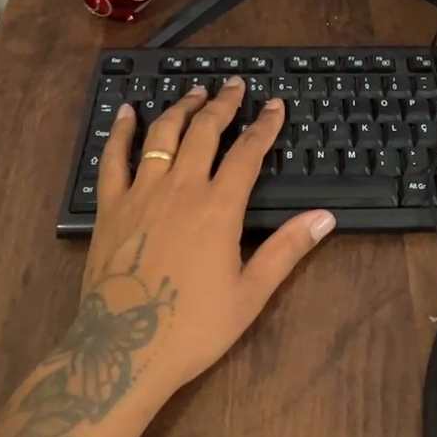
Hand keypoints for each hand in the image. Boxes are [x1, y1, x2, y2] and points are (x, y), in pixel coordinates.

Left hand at [0, 79, 333, 436]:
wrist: (123, 351)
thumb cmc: (193, 327)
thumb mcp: (250, 294)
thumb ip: (287, 249)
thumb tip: (325, 217)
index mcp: (218, 207)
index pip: (248, 153)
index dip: (264, 125)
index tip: (275, 105)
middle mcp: (181, 188)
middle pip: (205, 131)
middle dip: (223, 103)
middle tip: (234, 85)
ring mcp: (142, 193)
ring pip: (163, 135)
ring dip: (181, 108)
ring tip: (194, 92)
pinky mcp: (110, 206)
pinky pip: (113, 159)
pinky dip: (121, 131)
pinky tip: (127, 112)